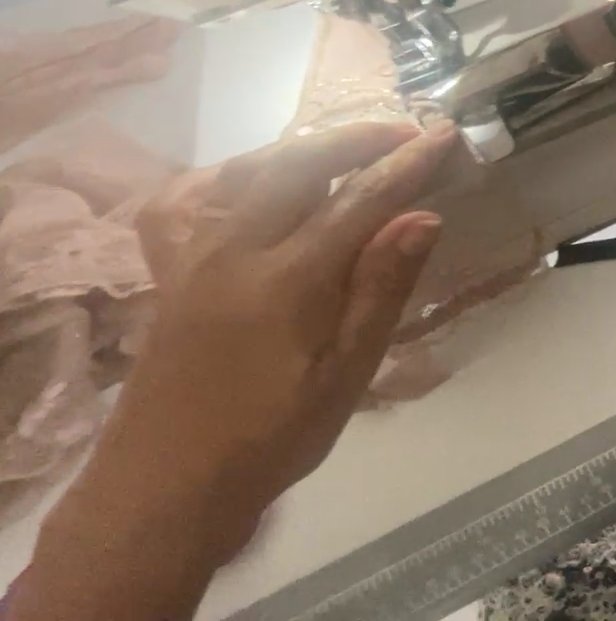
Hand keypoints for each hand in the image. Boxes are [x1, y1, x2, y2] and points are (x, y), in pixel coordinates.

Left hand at [40, 122, 457, 576]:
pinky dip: (221, 177)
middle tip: (407, 133)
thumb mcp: (348, 370)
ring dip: (301, 147)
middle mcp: (233, 254)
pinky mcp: (168, 275)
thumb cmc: (274, 435)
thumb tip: (423, 216)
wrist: (164, 489)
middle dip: (357, 138)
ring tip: (346, 147)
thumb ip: (383, 287)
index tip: (445, 135)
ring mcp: (192, 260)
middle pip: (297, 166)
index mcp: (288, 281)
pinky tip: (253, 181)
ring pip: (243, 173)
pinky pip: (180, 204)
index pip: (361, 200)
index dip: (409, 163)